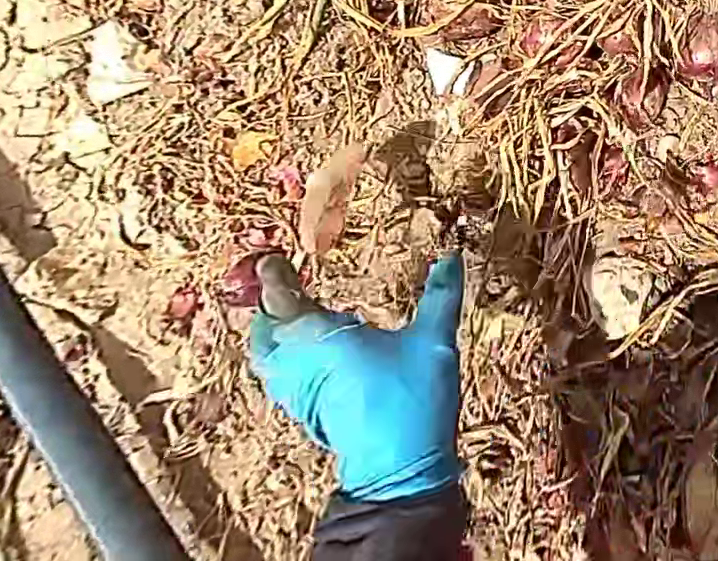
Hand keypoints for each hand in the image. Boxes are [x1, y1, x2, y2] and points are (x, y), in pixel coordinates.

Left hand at [247, 253, 464, 502]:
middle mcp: (298, 364)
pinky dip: (290, 350)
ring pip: (270, 354)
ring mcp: (297, 391)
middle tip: (283, 284)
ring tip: (298, 312)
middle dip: (269, 307)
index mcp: (321, 340)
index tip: (270, 259)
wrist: (397, 463)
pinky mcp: (308, 408)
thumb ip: (440, 294)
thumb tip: (451, 255)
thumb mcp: (434, 337)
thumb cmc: (410, 393)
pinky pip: (284, 370)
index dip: (276, 280)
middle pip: (265, 331)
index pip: (285, 302)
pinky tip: (320, 347)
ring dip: (277, 331)